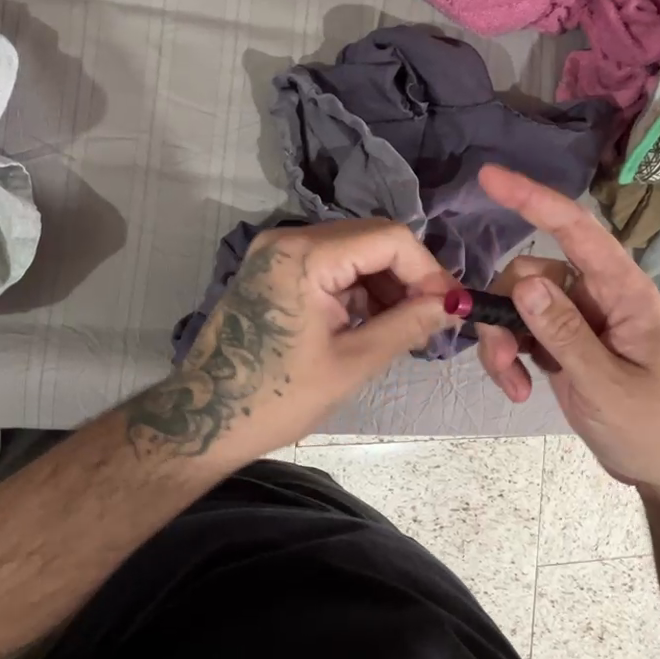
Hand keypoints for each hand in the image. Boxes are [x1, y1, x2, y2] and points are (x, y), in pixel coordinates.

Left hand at [122, 220, 458, 462]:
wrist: (205, 420)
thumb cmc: (277, 397)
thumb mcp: (351, 363)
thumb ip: (407, 325)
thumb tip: (454, 304)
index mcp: (305, 256)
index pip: (389, 238)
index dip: (427, 270)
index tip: (450, 307)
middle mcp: (289, 240)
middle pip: (372, 239)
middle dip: (408, 276)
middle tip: (433, 319)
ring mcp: (278, 253)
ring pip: (354, 252)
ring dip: (385, 284)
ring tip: (406, 327)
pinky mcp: (274, 270)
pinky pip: (331, 266)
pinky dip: (358, 289)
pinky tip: (373, 322)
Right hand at [475, 166, 659, 487]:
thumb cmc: (657, 427)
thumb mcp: (608, 385)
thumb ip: (565, 334)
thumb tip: (523, 283)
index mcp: (623, 292)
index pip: (576, 232)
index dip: (533, 200)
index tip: (490, 177)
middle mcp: (598, 297)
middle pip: (532, 274)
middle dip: (505, 311)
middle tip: (502, 362)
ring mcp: (579, 322)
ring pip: (519, 305)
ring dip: (503, 342)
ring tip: (512, 385)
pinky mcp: (563, 346)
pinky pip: (521, 332)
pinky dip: (509, 356)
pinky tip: (518, 388)